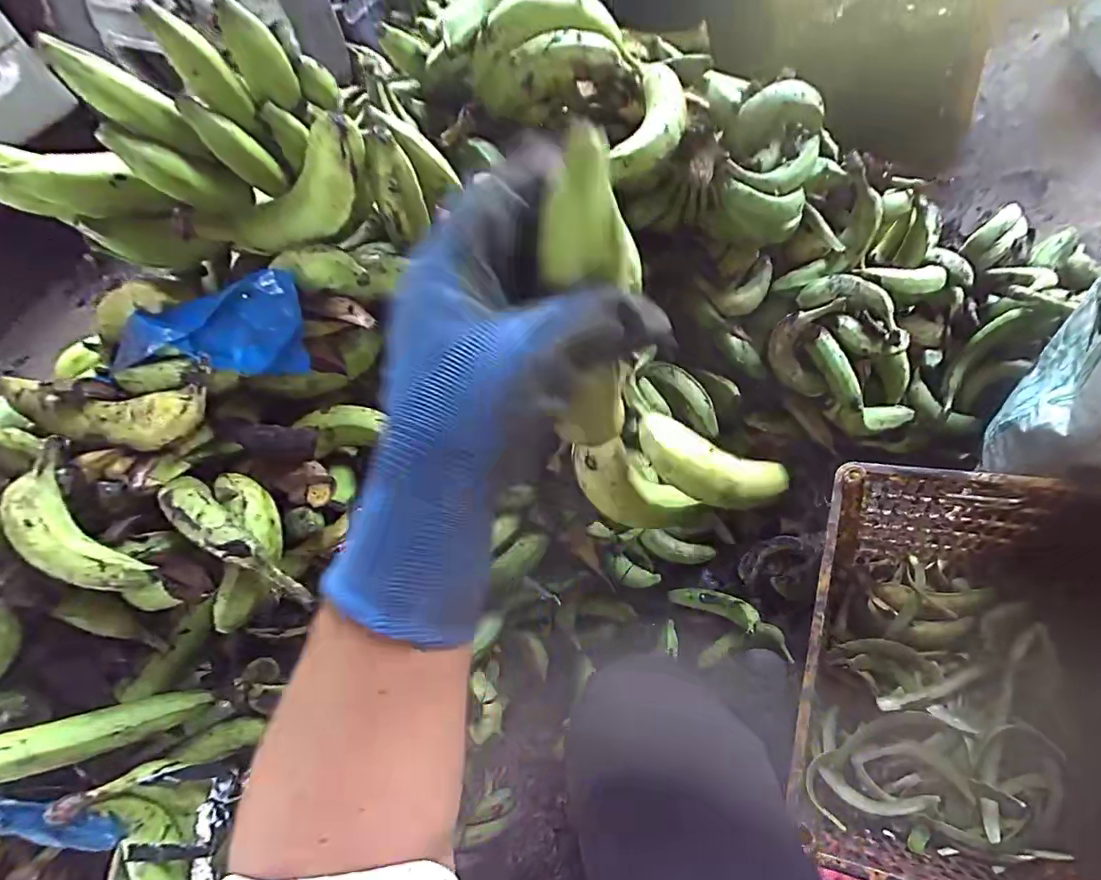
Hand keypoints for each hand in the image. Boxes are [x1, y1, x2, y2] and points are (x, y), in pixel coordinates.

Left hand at [322, 138, 669, 646]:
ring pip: (535, 288)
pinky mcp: (499, 364)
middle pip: (521, 241)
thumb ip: (597, 320)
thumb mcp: (535, 351)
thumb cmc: (472, 408)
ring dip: (578, 289)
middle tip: (618, 240)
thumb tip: (657, 317)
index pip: (497, 197)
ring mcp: (479, 328)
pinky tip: (606, 336)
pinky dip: (574, 328)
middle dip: (570, 239)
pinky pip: (541, 329)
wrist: (443, 487)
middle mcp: (461, 288)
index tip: (591, 171)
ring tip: (621, 287)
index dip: (543, 177)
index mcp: (450, 266)